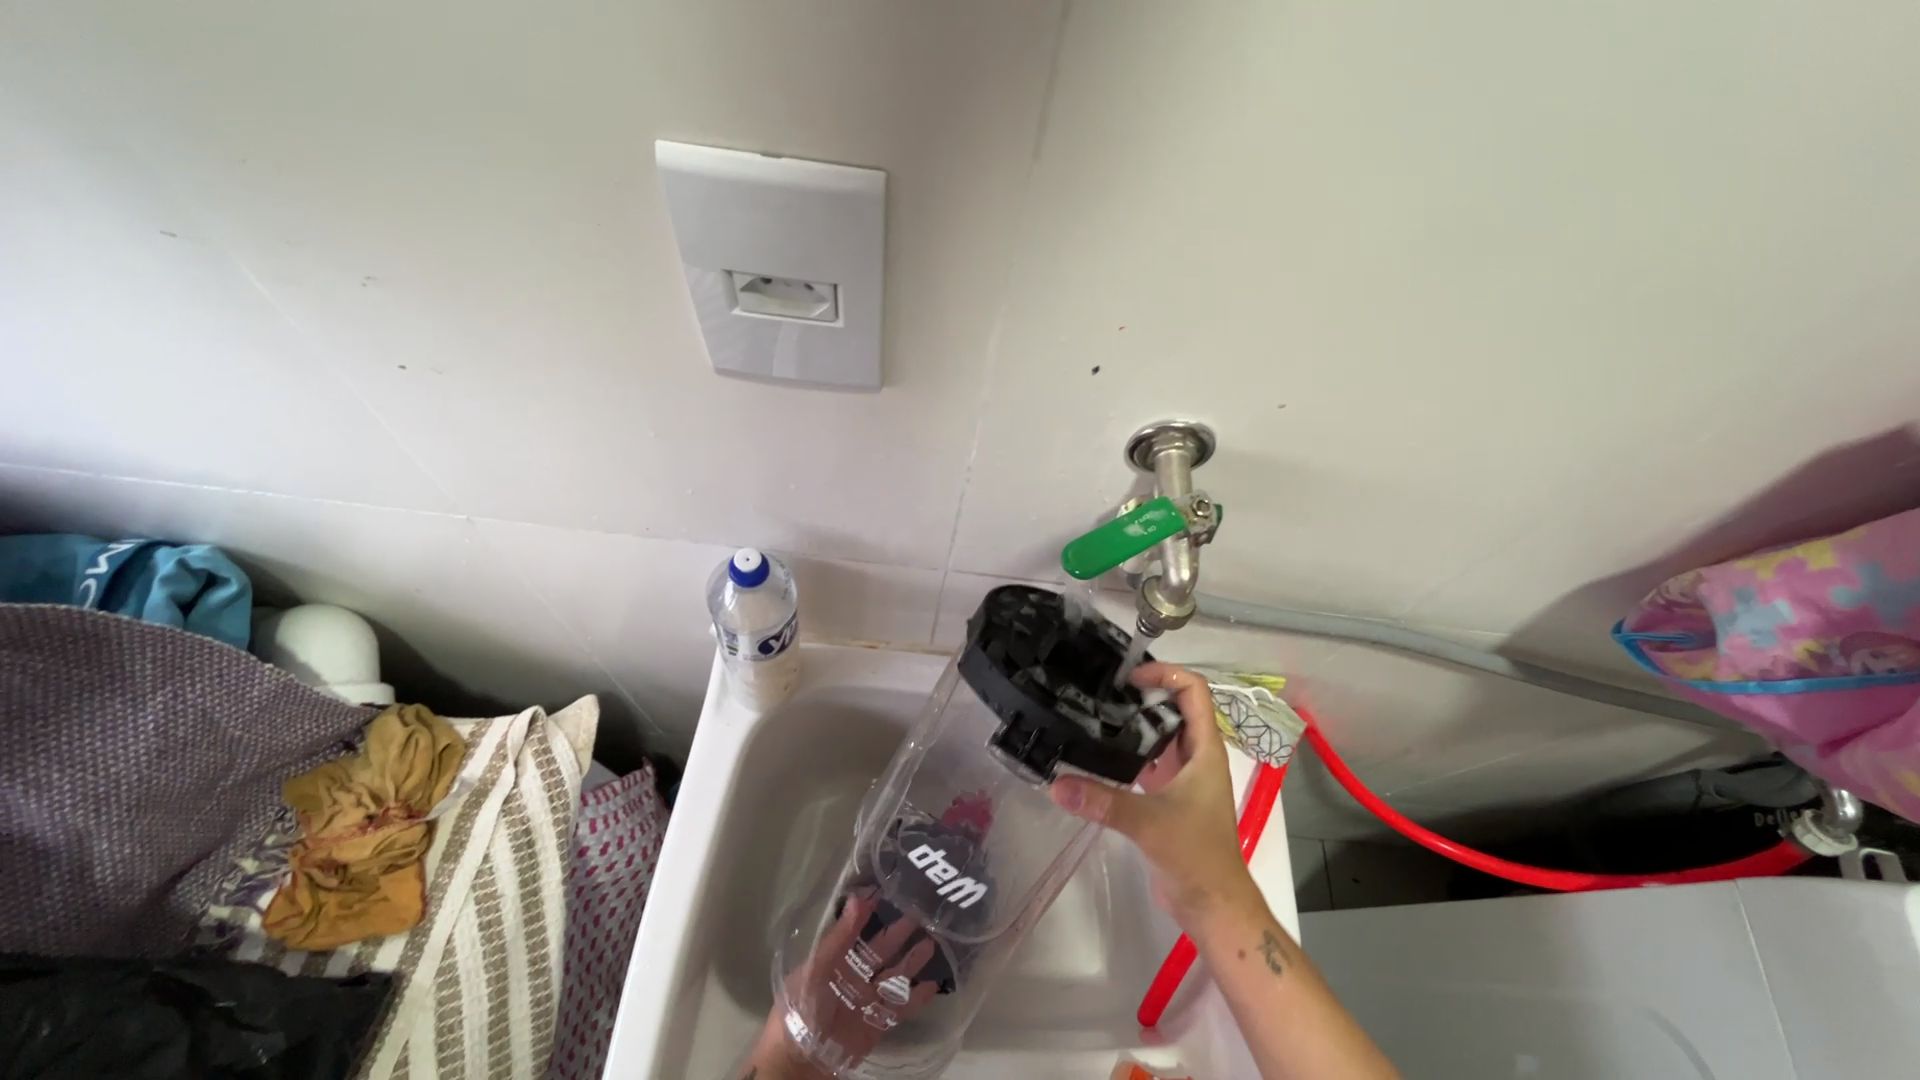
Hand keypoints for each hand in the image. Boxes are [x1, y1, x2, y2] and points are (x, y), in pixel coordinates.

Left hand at [747, 890, 941, 1076]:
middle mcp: (850, 977)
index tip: (890, 891)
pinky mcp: (875, 1025)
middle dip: (899, 934)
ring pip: (893, 977)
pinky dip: (915, 998)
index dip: (872, 913)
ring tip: (932, 944)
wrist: (797, 1067)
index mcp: (832, 961)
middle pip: (879, 951)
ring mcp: (864, 1001)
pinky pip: (898, 1008)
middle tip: (922, 915)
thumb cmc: (801, 1011)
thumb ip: (839, 937)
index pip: (855, 931)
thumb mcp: (817, 970)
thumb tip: (859, 898)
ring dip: (911, 962)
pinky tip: (931, 986)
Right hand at [1048, 662, 1262, 925]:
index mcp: (1205, 751)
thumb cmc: (1195, 855)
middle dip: (1143, 694)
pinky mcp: (1167, 798)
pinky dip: (1125, 753)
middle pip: (1175, 709)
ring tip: (1094, 713)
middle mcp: (1196, 757)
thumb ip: (1103, 801)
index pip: (1194, 692)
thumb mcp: (1149, 822)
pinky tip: (1096, 754)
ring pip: (1159, 736)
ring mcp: (1182, 778)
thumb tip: (1056, 783)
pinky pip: (1147, 762)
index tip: (1129, 676)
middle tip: (1102, 690)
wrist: (1212, 904)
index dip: (1166, 673)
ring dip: (1133, 723)